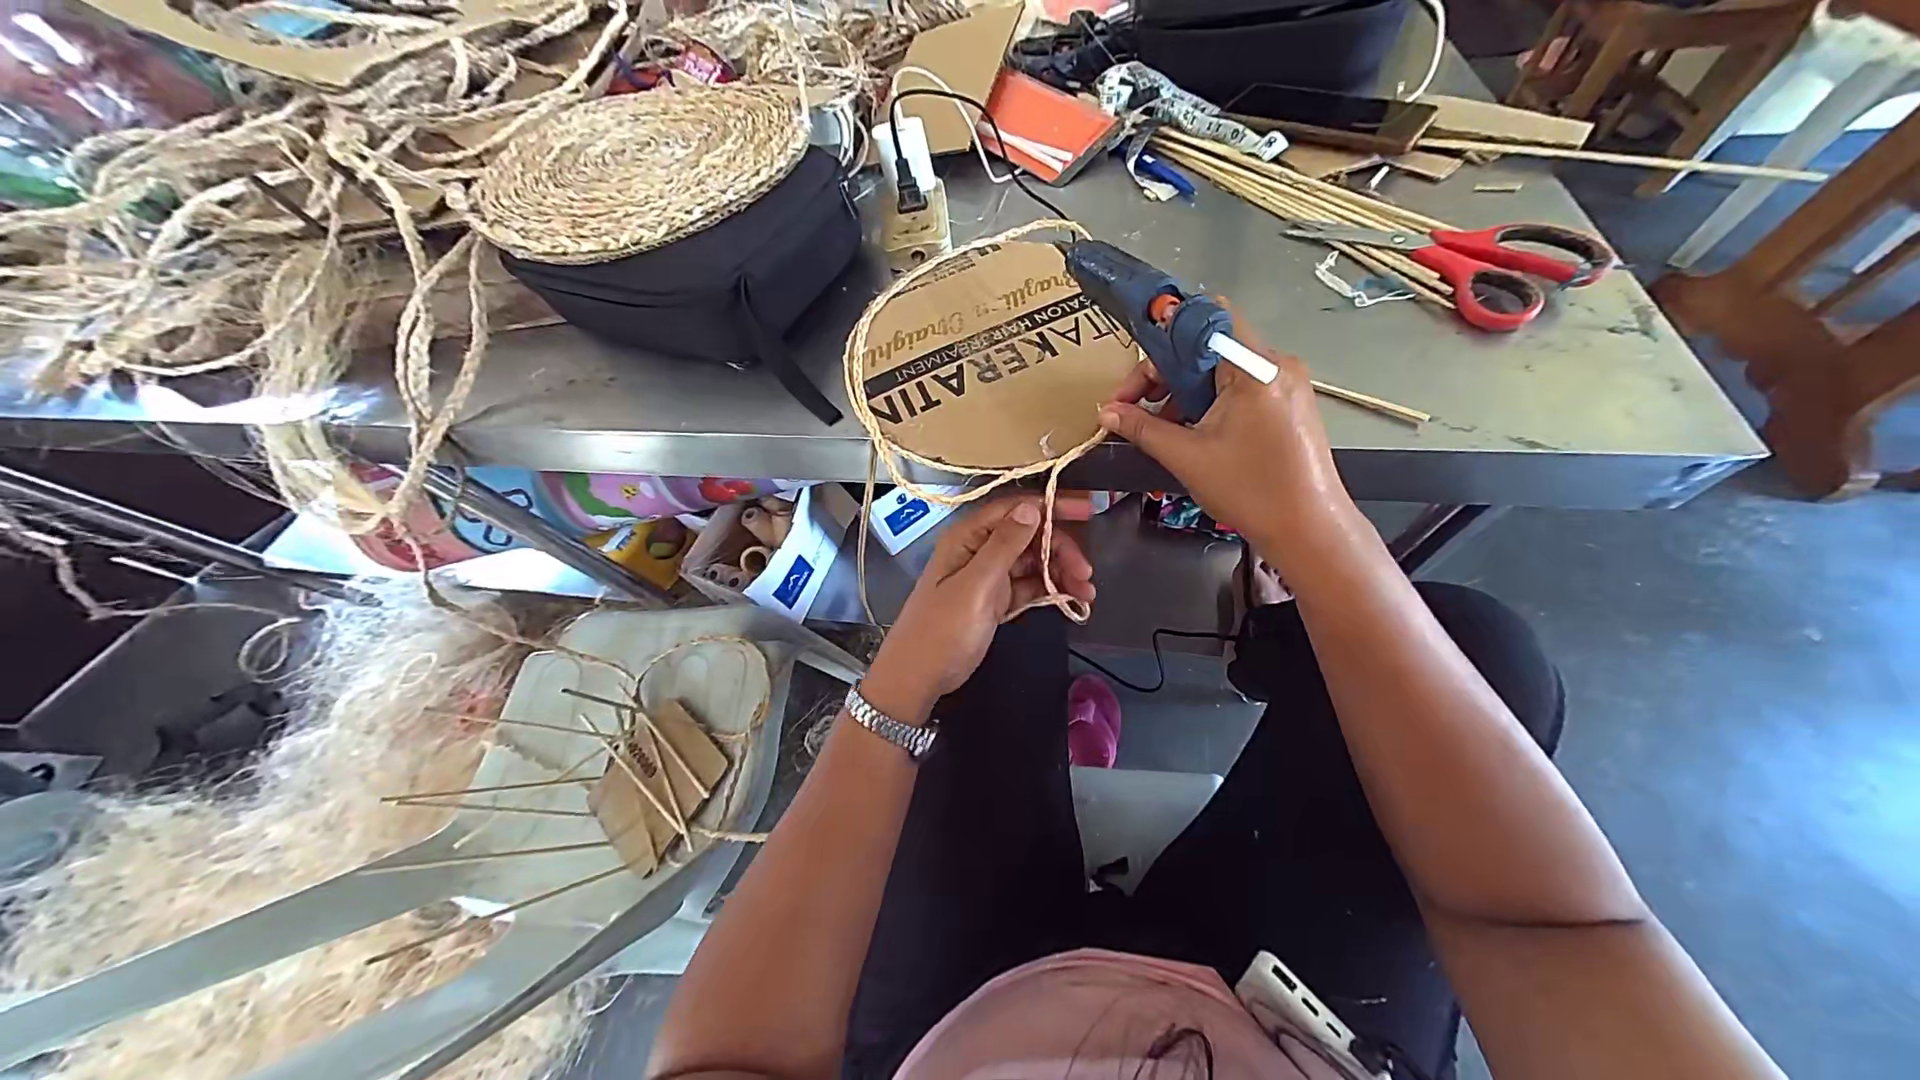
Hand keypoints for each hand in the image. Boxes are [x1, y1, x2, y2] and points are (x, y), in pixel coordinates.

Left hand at [862, 495, 1094, 722]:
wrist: (918, 677)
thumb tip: (1032, 507)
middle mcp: (980, 550)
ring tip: (1085, 592)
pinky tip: (1072, 599)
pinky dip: (1051, 589)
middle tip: (1086, 572)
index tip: (1086, 510)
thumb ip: (1005, 545)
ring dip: (1061, 571)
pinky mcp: (995, 599)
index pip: (1015, 508)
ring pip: (1033, 561)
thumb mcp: (976, 585)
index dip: (1052, 506)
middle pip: (1030, 535)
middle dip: (1061, 548)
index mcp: (968, 537)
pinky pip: (1029, 585)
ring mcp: (988, 576)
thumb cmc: (942, 630)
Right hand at [1097, 321, 1354, 559]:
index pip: (1204, 320)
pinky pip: (1240, 387)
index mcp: (1254, 368)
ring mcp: (1286, 384)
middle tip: (1134, 406)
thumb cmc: (1252, 491)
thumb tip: (1108, 413)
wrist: (1308, 529)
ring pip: (1222, 369)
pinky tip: (1191, 431)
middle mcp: (1276, 365)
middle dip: (1165, 373)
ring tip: (1160, 426)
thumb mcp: (1186, 457)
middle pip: (1209, 345)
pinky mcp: (1288, 404)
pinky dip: (1209, 402)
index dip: (1162, 337)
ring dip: (1184, 391)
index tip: (1135, 371)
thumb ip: (1142, 428)